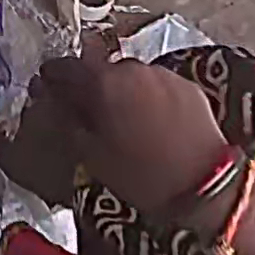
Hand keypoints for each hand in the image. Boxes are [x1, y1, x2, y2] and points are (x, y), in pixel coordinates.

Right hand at [36, 51, 227, 211]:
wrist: (208, 188)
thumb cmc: (141, 174)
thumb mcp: (91, 153)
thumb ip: (67, 119)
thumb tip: (52, 99)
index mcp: (102, 81)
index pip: (65, 66)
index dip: (52, 76)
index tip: (46, 87)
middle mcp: (130, 67)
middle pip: (99, 69)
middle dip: (90, 84)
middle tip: (88, 108)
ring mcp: (161, 74)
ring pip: (130, 75)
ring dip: (121, 89)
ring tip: (124, 115)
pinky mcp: (187, 85)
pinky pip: (156, 84)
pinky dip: (148, 95)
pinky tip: (152, 119)